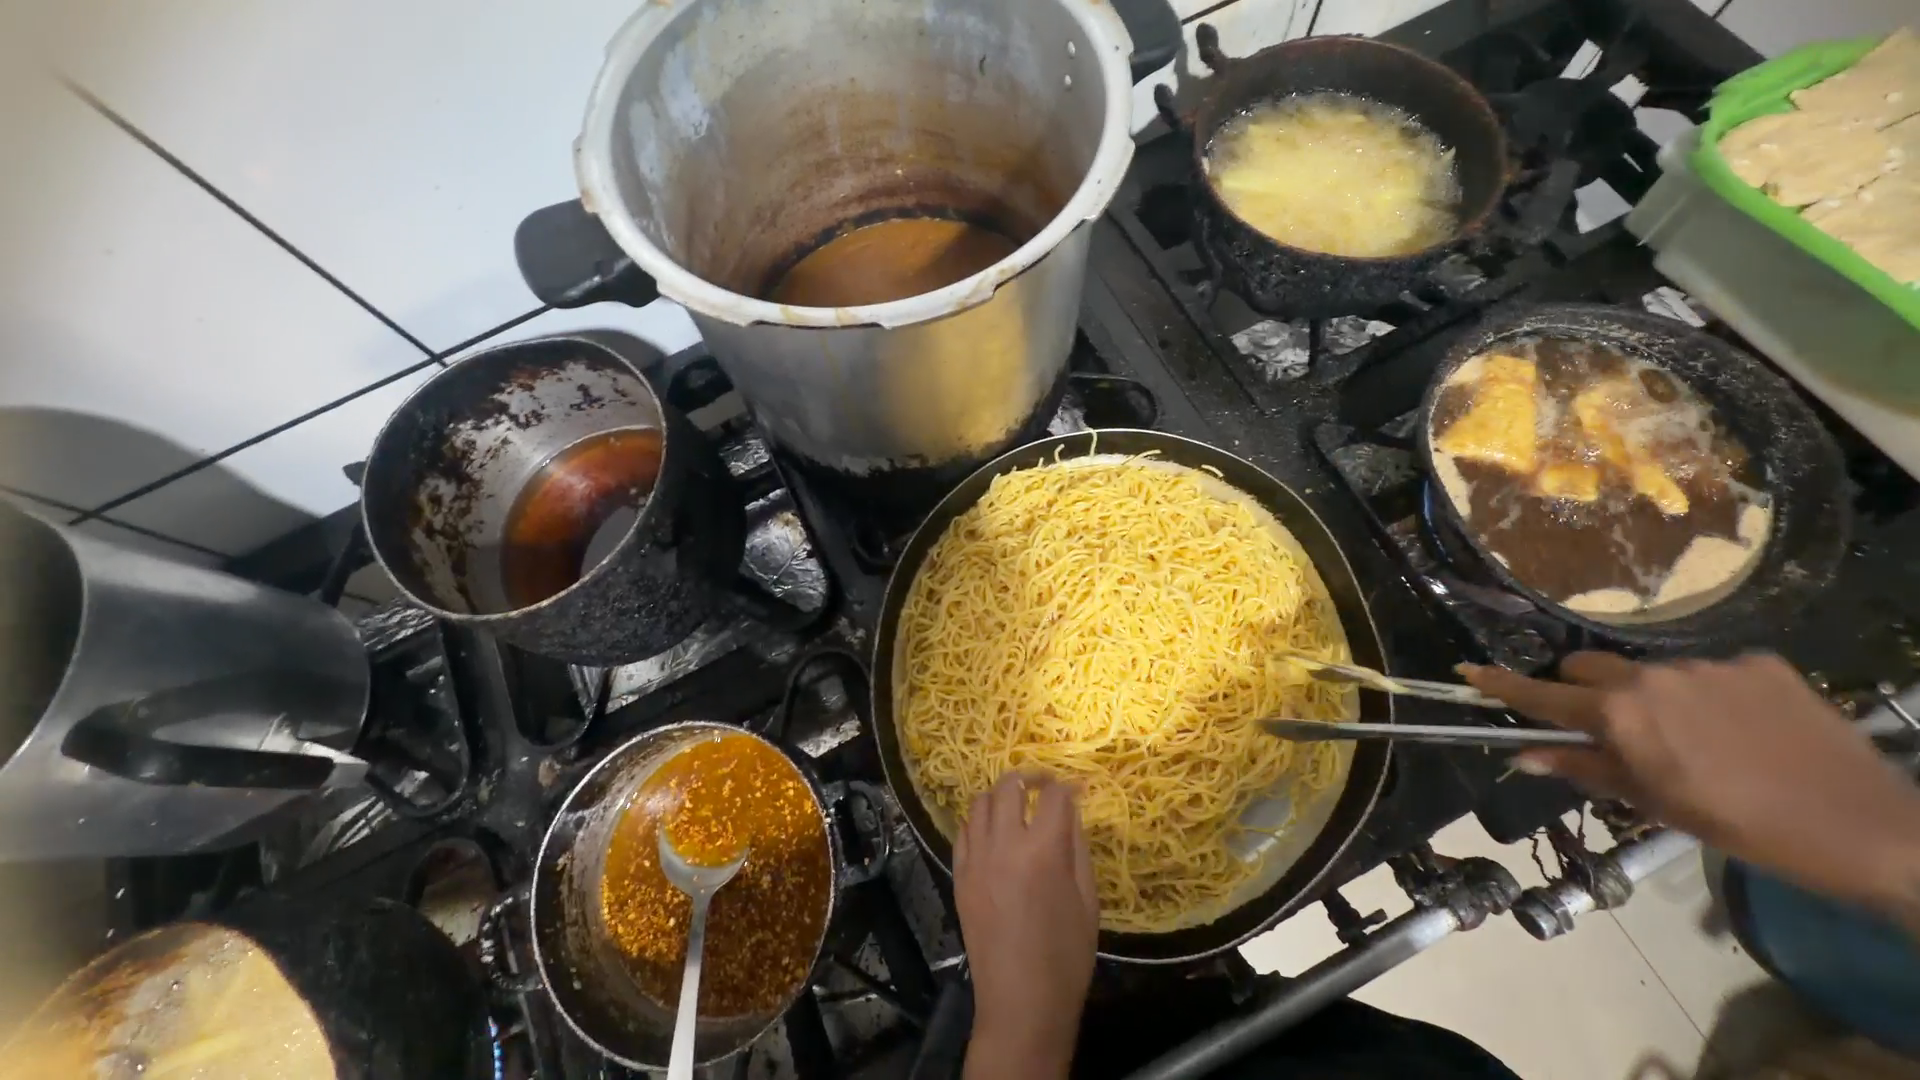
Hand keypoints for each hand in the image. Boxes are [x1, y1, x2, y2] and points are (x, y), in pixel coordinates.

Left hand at [954, 772, 1098, 1079]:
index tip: (1077, 788)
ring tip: (1017, 803)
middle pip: (1010, 786)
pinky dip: (979, 821)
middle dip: (1030, 777)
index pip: (1054, 795)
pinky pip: (964, 831)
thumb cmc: (1066, 956)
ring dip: (1001, 795)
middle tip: (1044, 785)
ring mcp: (976, 859)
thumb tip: (1070, 809)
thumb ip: (1077, 847)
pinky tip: (992, 829)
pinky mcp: (959, 876)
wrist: (1021, 1002)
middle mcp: (1005, 845)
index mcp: (1044, 850)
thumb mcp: (1087, 899)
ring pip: (981, 803)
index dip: (1068, 786)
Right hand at [1464, 652, 1919, 925]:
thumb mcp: (1651, 804)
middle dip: (1584, 692)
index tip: (1468, 671)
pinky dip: (1708, 695)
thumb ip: (1583, 768)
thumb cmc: (1742, 826)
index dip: (1500, 684)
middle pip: (1588, 668)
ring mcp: (1708, 665)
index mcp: (1619, 715)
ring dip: (1651, 697)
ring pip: (1650, 672)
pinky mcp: (1760, 663)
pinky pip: (1710, 671)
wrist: (1867, 828)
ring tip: (1695, 738)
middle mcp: (1652, 678)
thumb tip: (1524, 754)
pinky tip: (1742, 728)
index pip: (1540, 695)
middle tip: (1609, 730)